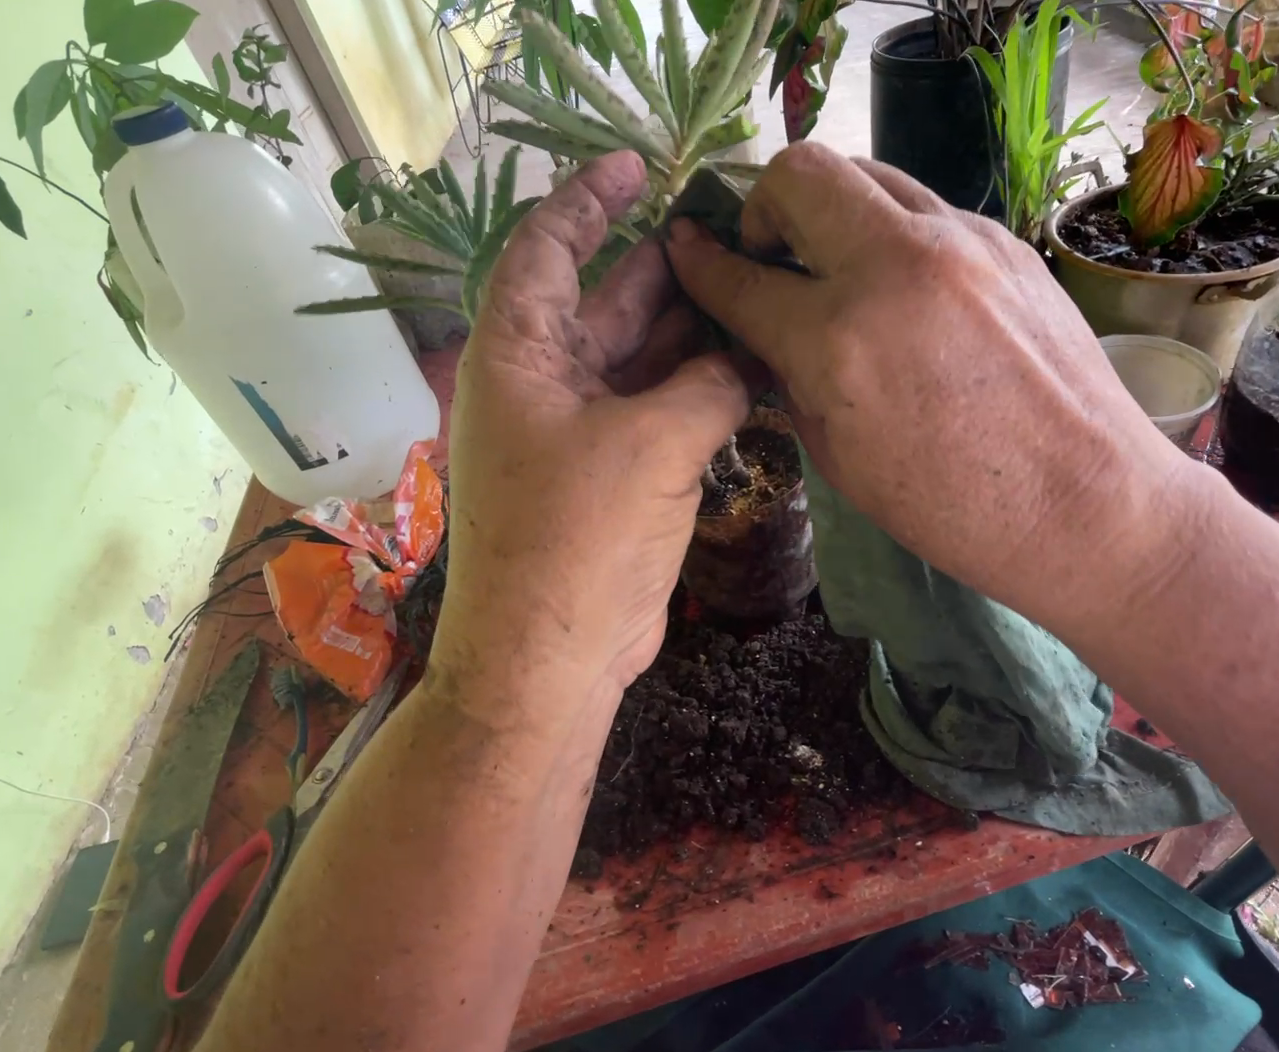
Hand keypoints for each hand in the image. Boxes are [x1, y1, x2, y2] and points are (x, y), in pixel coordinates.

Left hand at [431, 151, 750, 711]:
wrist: (553, 657)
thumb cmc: (578, 540)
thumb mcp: (650, 447)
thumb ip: (709, 385)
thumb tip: (749, 355)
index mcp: (518, 355)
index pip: (547, 250)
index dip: (589, 201)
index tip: (639, 167)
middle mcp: (544, 384)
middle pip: (607, 302)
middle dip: (667, 270)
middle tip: (737, 239)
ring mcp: (581, 433)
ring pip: (641, 360)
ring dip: (694, 334)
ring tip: (759, 296)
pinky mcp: (616, 475)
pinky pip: (660, 411)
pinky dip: (700, 391)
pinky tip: (753, 367)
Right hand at [665, 143, 1207, 629]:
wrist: (1084, 504)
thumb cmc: (950, 510)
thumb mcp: (839, 458)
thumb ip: (791, 378)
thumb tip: (767, 332)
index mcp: (837, 341)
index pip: (741, 278)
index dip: (700, 264)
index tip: (685, 250)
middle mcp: (893, 266)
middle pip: (800, 173)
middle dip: (765, 207)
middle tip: (772, 257)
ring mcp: (958, 241)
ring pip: (867, 174)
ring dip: (832, 212)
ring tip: (837, 269)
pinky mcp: (1004, 240)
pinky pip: (922, 209)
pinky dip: (890, 236)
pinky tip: (904, 292)